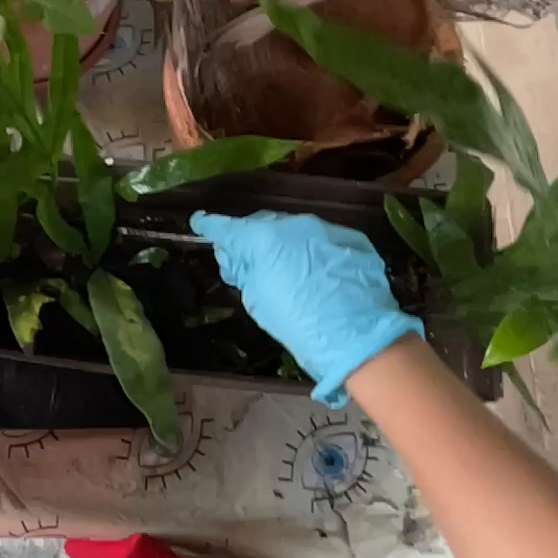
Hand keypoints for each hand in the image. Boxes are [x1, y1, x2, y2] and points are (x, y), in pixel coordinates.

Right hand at [189, 210, 423, 406]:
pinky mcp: (351, 239)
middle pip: (262, 224)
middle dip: (251, 238)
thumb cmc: (295, 321)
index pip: (228, 227)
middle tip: (246, 260)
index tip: (200, 223)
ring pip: (293, 230)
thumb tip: (240, 257)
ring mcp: (325, 228)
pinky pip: (321, 239)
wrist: (357, 334)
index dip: (210, 225)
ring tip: (283, 268)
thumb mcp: (256, 298)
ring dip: (282, 244)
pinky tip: (314, 274)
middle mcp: (293, 223)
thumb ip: (244, 270)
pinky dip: (311, 251)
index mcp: (262, 238)